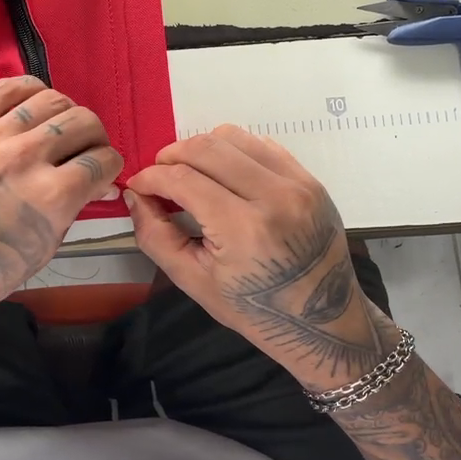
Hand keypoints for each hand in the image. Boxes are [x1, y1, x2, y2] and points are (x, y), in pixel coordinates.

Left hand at [0, 76, 123, 331]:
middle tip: (87, 148)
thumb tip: (97, 184)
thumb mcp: (43, 247)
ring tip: (59, 127)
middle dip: (95, 136)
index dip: (110, 166)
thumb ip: (72, 208)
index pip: (101, 160)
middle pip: (81, 122)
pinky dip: (26, 90)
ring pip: (48, 99)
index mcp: (51, 195)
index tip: (104, 169)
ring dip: (65, 112)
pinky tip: (32, 103)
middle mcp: (25, 158)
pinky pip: (2, 90)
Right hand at [125, 125, 389, 391]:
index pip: (182, 179)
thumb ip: (155, 236)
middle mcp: (274, 196)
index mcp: (242, 229)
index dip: (150, 177)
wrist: (325, 322)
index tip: (137, 186)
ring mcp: (298, 184)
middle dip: (171, 156)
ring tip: (191, 174)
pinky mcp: (310, 180)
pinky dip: (234, 152)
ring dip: (202, 149)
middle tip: (159, 177)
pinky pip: (262, 145)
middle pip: (206, 148)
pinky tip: (225, 177)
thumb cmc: (253, 309)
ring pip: (234, 137)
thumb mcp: (192, 281)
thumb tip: (135, 195)